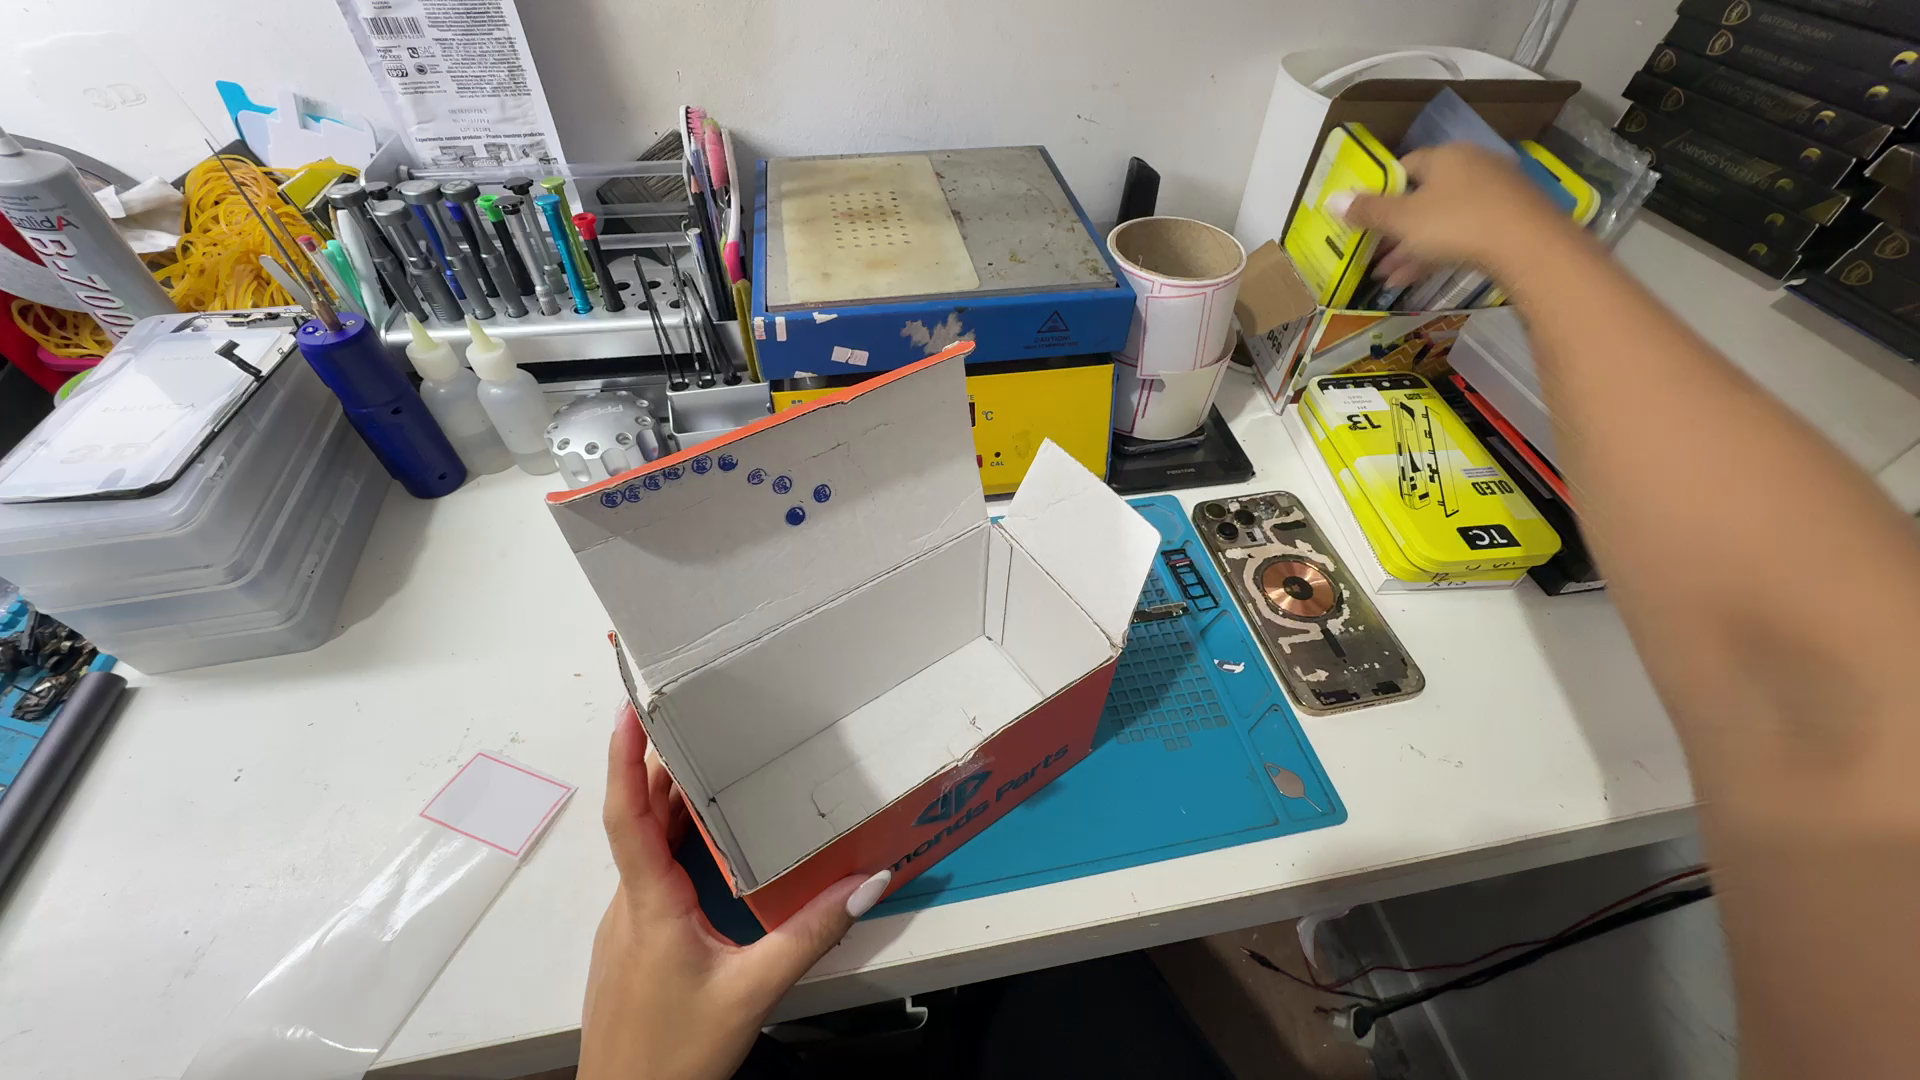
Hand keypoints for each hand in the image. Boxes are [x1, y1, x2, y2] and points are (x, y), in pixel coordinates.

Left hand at [580, 704, 891, 1079]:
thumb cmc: (676, 1053)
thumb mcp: (753, 991)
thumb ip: (810, 933)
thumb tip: (869, 879)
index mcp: (650, 903)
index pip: (627, 816)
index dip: (624, 760)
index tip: (632, 710)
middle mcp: (629, 902)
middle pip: (638, 818)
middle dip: (660, 762)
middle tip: (693, 715)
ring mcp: (626, 922)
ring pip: (643, 844)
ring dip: (667, 799)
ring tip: (707, 758)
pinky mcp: (634, 939)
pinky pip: (650, 869)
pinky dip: (672, 836)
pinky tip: (709, 839)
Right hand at [1333, 143, 1580, 287]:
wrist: (1526, 244)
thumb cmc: (1455, 223)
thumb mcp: (1402, 220)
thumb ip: (1367, 211)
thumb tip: (1331, 199)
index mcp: (1445, 157)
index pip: (1404, 167)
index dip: (1380, 192)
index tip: (1365, 217)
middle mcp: (1470, 166)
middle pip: (1421, 198)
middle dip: (1393, 230)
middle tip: (1371, 254)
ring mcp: (1492, 193)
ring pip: (1439, 220)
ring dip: (1409, 248)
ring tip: (1385, 277)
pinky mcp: (1505, 219)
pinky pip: (1460, 233)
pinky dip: (1435, 253)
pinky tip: (1411, 279)